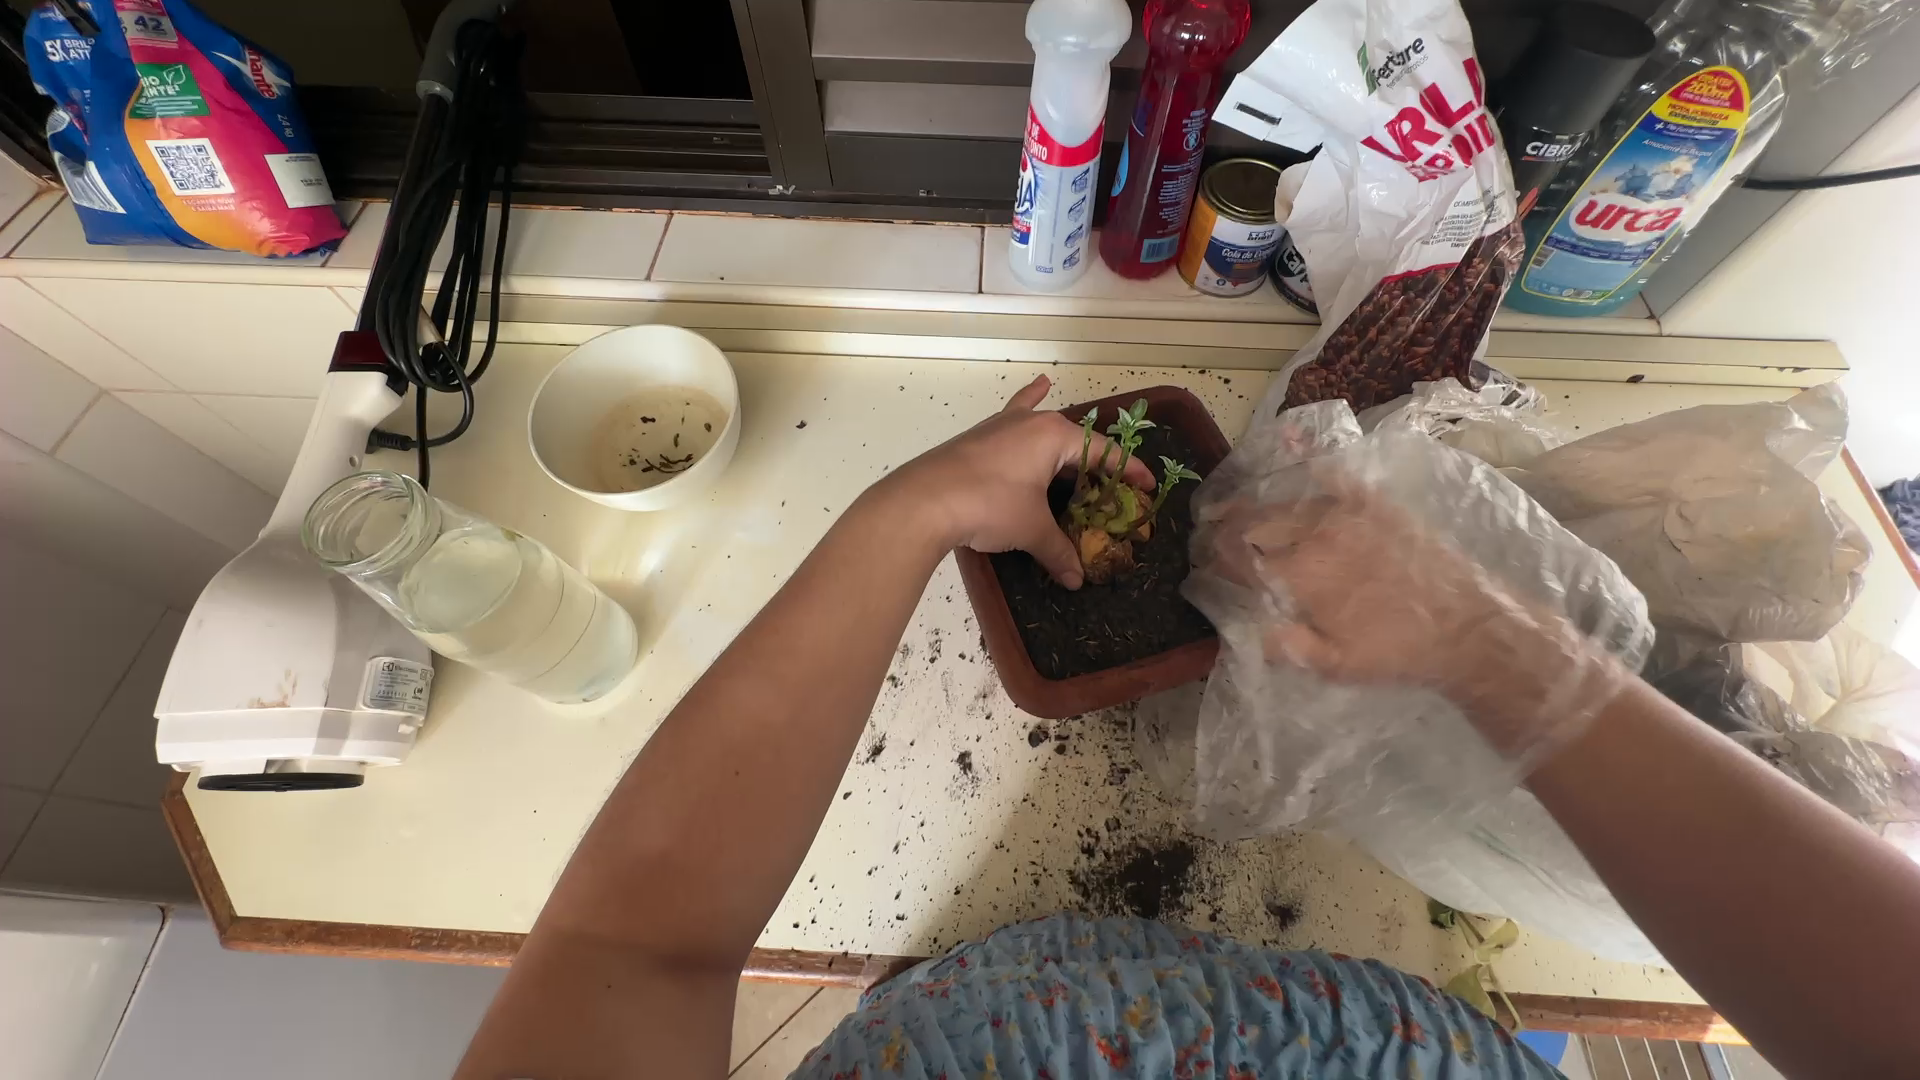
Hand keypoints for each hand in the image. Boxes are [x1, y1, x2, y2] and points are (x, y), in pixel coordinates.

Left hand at [874, 375, 1153, 588]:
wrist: (923, 501)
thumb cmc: (988, 506)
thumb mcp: (1030, 529)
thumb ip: (1057, 550)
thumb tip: (1075, 580)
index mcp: (1055, 436)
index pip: (1104, 453)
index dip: (1129, 474)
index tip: (1147, 490)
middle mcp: (1031, 422)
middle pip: (1075, 444)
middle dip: (1094, 467)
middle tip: (1109, 492)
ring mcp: (1002, 426)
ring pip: (1045, 432)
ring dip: (1066, 445)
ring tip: (1083, 454)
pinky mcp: (978, 437)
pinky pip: (1014, 416)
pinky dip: (1029, 401)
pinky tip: (1040, 384)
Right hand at [1201, 463, 1616, 750]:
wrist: (1469, 629)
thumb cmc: (1396, 652)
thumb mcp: (1336, 666)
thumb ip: (1285, 647)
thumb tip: (1246, 629)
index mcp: (1300, 576)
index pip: (1238, 558)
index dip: (1213, 559)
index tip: (1201, 563)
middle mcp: (1315, 535)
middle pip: (1252, 523)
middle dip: (1222, 529)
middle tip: (1207, 535)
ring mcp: (1346, 514)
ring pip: (1282, 501)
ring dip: (1249, 503)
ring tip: (1227, 506)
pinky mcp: (1375, 504)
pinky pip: (1332, 477)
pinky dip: (1306, 466)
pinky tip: (1287, 458)